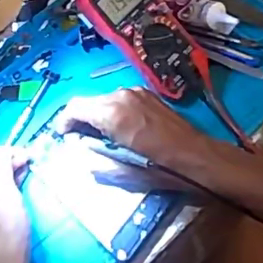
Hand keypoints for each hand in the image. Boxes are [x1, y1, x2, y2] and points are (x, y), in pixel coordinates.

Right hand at [58, 88, 222, 176]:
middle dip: (79, 118)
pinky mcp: (146, 94)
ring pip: (102, 99)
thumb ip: (97, 156)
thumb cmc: (162, 168)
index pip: (74, 108)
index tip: (63, 134)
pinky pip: (119, 99)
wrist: (199, 157)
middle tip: (78, 137)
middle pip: (87, 101)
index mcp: (112, 114)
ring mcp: (135, 92)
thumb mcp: (124, 170)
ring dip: (96, 114)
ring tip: (100, 134)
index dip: (64, 121)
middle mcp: (120, 96)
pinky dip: (112, 110)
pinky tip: (120, 127)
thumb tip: (80, 148)